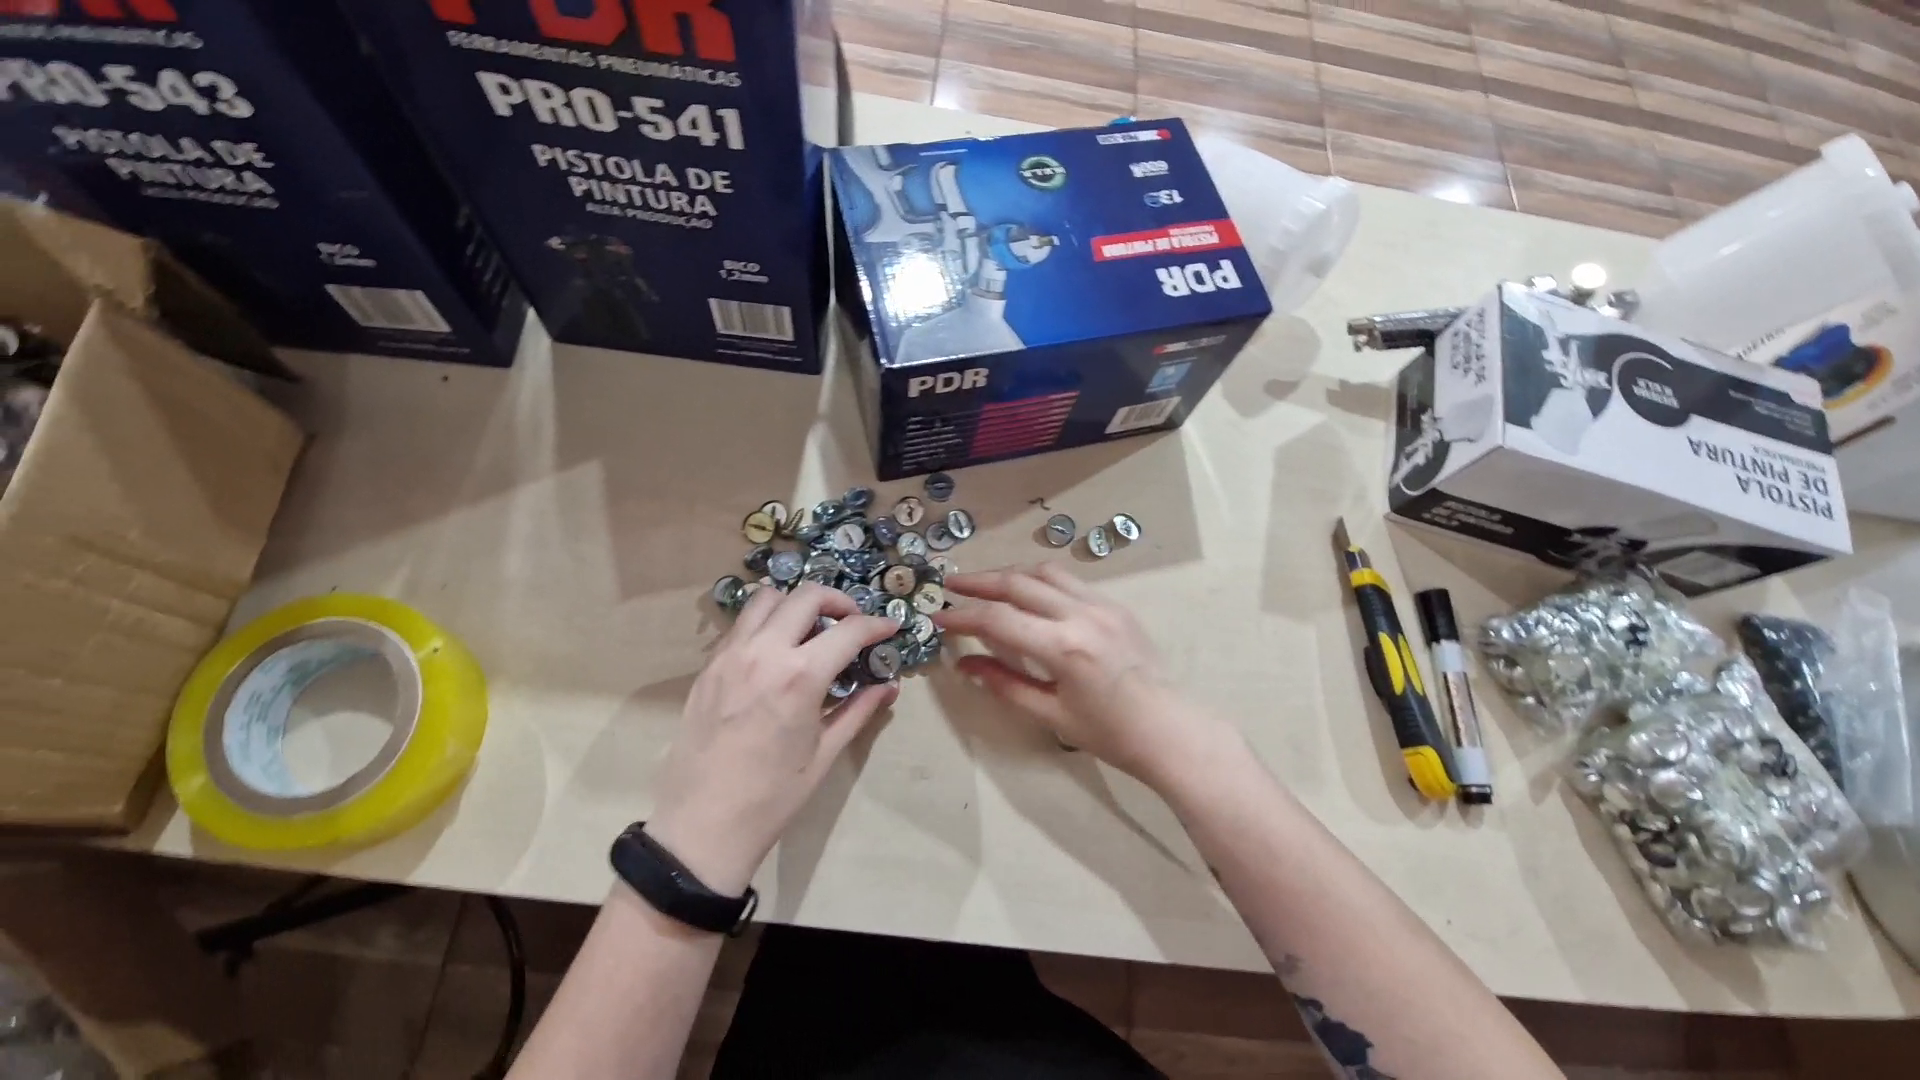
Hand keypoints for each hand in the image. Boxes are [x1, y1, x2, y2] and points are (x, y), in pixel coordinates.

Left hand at [647, 585, 900, 894]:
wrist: (703, 824)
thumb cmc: (772, 796)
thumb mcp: (824, 754)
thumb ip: (858, 710)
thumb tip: (888, 686)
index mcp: (800, 676)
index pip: (849, 630)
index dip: (876, 625)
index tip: (889, 628)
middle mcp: (764, 652)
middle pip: (806, 596)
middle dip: (838, 601)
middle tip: (852, 622)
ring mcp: (730, 655)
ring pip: (766, 599)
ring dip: (795, 604)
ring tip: (811, 629)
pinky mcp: (709, 666)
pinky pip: (741, 625)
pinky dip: (765, 623)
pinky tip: (777, 651)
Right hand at [936, 565, 1234, 786]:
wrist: (1170, 730)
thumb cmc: (1110, 733)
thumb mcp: (1052, 714)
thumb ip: (1006, 684)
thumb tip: (966, 665)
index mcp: (1063, 647)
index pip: (998, 619)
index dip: (962, 617)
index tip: (937, 618)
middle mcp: (1081, 614)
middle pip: (1018, 584)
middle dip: (979, 582)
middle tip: (951, 584)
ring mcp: (1102, 605)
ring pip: (1045, 573)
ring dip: (1010, 573)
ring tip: (985, 583)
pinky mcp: (1116, 605)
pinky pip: (1070, 581)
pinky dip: (1040, 580)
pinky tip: (1028, 592)